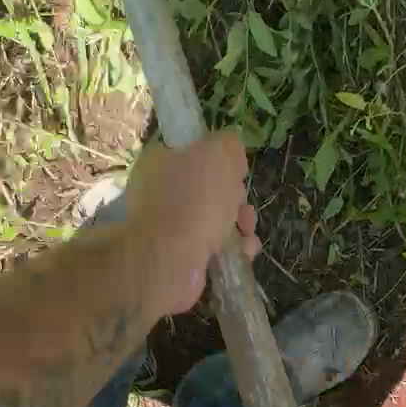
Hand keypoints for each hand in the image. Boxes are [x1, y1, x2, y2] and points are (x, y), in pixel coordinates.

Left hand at [122, 131, 262, 315]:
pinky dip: (234, 249)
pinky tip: (244, 251)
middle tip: (241, 205)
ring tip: (247, 232)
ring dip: (240, 224)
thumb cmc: (191, 200)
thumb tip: (232, 155)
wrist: (169, 261)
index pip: (193, 153)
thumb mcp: (217, 154)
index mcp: (159, 162)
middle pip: (210, 189)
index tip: (237, 171)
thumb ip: (228, 144)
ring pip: (216, 220)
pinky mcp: (182, 259)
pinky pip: (215, 248)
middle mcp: (160, 194)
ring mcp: (169, 230)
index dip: (220, 160)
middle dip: (235, 197)